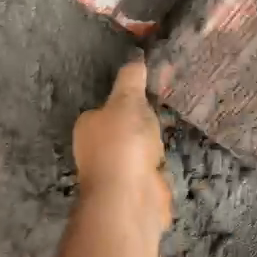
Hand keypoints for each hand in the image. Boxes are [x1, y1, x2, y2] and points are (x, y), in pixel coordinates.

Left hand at [73, 57, 170, 230]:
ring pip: (140, 151)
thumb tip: (135, 57)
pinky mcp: (134, 191)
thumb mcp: (127, 101)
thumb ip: (131, 79)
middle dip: (145, 125)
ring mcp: (115, 172)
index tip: (153, 93)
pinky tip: (167, 165)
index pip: (109, 106)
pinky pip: (151, 172)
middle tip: (162, 116)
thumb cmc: (122, 144)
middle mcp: (97, 149)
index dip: (131, 98)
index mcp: (89, 125)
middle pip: (126, 128)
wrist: (129, 199)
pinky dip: (160, 169)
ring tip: (168, 139)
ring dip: (155, 147)